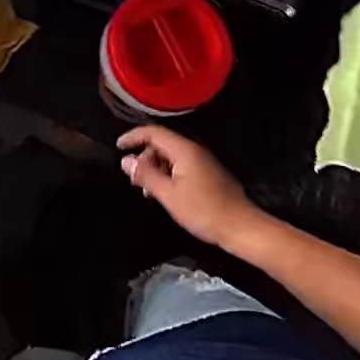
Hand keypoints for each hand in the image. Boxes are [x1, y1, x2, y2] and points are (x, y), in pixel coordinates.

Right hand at [117, 126, 268, 249]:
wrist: (240, 227)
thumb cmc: (204, 211)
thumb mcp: (168, 194)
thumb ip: (146, 175)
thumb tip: (126, 161)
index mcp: (184, 150)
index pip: (153, 132)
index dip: (134, 137)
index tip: (119, 147)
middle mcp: (194, 150)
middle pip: (162, 144)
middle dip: (144, 157)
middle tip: (134, 178)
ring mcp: (202, 161)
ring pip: (171, 156)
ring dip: (155, 168)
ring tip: (148, 190)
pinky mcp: (207, 173)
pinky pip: (181, 166)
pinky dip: (167, 174)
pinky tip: (164, 193)